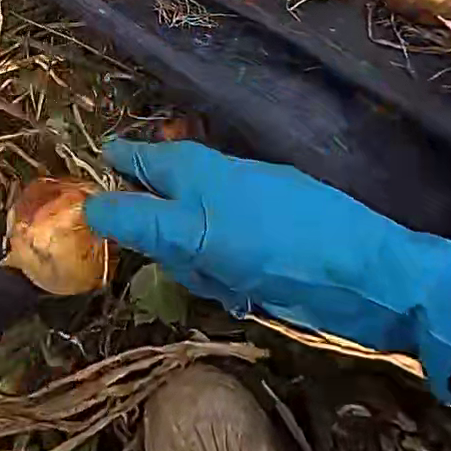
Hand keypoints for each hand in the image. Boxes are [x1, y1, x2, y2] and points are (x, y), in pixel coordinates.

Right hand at [84, 139, 450, 404]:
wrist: (363, 273)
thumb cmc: (275, 242)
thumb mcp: (197, 234)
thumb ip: (139, 220)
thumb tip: (87, 207)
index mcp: (185, 165)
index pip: (123, 160)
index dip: (104, 189)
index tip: (92, 224)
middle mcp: (201, 183)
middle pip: (146, 213)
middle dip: (158, 246)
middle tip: (184, 260)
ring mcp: (225, 213)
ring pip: (177, 246)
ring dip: (192, 271)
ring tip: (225, 278)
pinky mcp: (247, 243)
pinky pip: (209, 265)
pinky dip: (220, 282)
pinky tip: (245, 289)